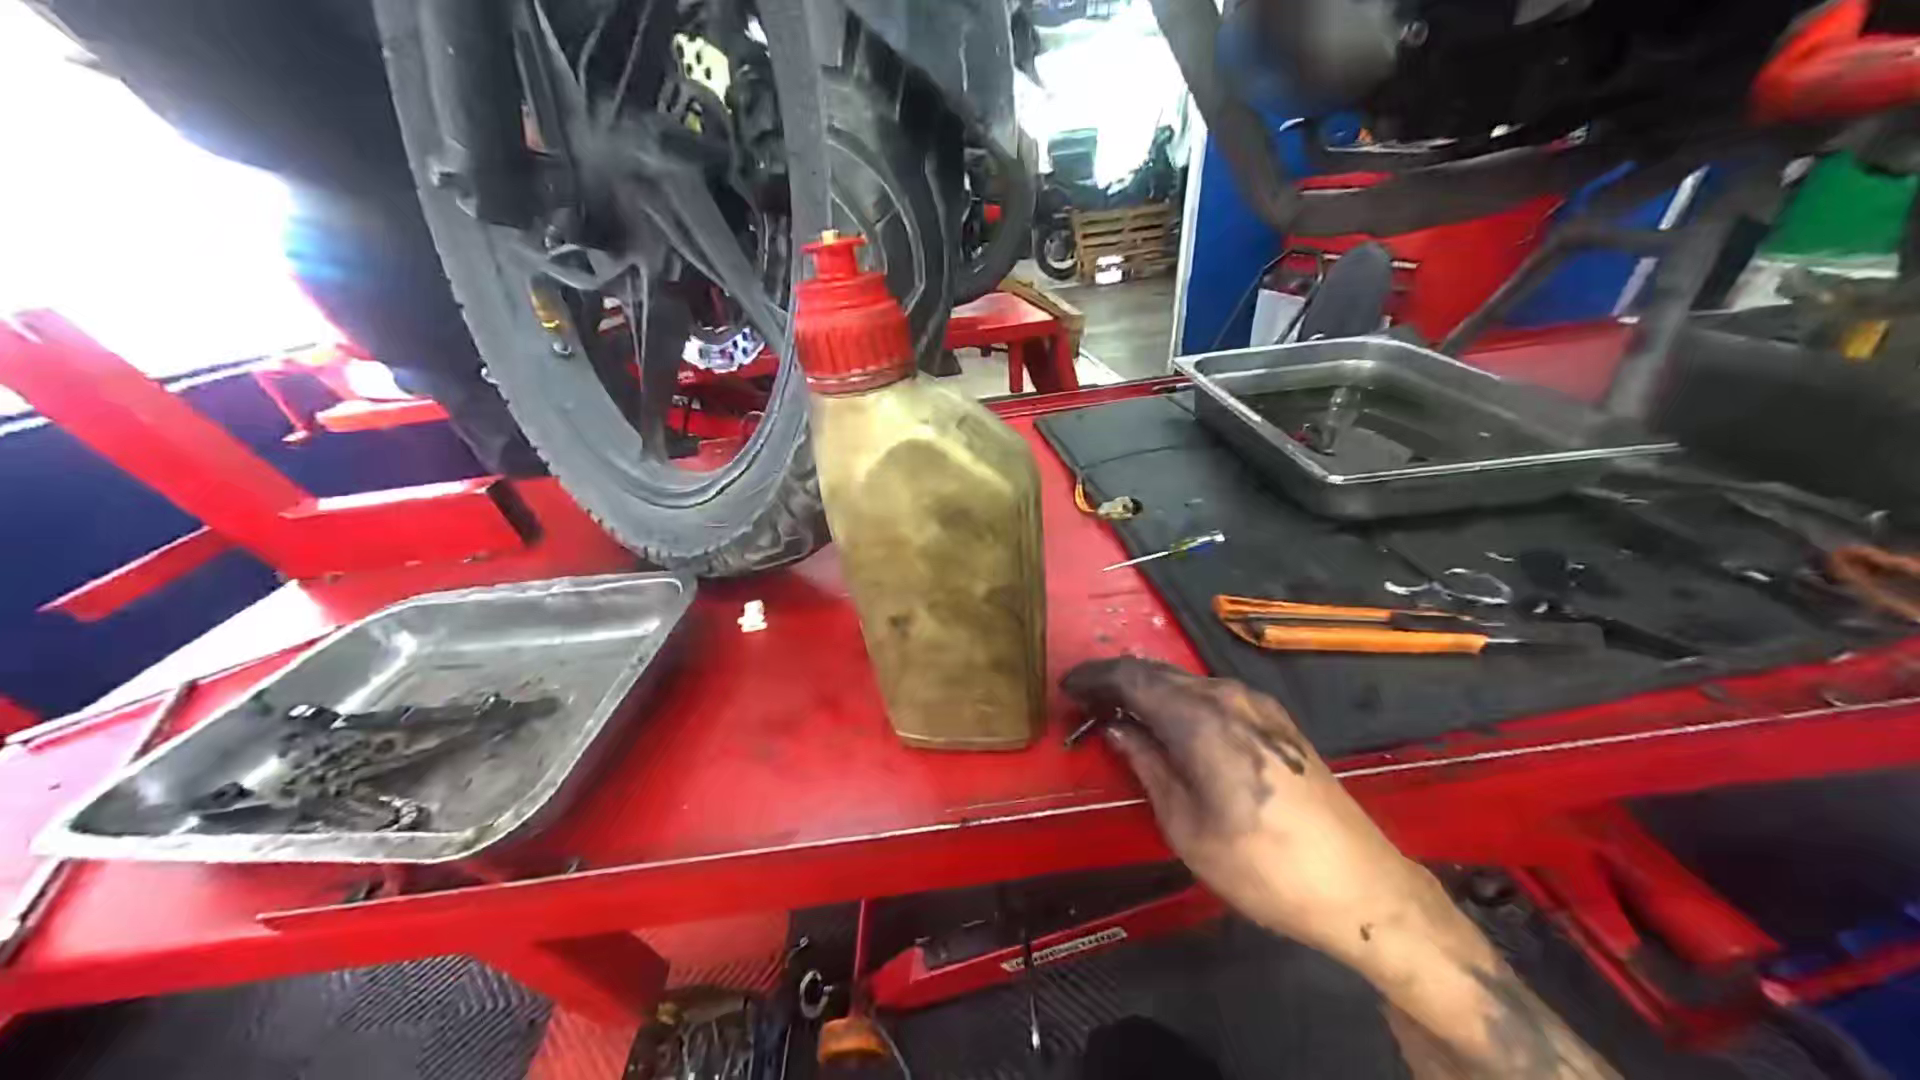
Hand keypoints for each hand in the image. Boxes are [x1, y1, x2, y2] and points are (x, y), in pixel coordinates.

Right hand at [1062, 658, 1459, 968]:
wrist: (1362, 888)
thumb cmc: (1261, 866)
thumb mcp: (1186, 825)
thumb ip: (1147, 765)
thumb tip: (1116, 729)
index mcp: (1201, 719)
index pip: (1132, 678)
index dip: (1094, 678)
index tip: (1067, 687)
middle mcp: (1229, 698)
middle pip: (1159, 673)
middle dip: (1117, 681)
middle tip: (1086, 700)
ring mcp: (1259, 706)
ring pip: (1186, 682)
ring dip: (1149, 690)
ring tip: (1119, 712)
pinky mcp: (1276, 722)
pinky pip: (1212, 696)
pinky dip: (1178, 701)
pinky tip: (1168, 722)